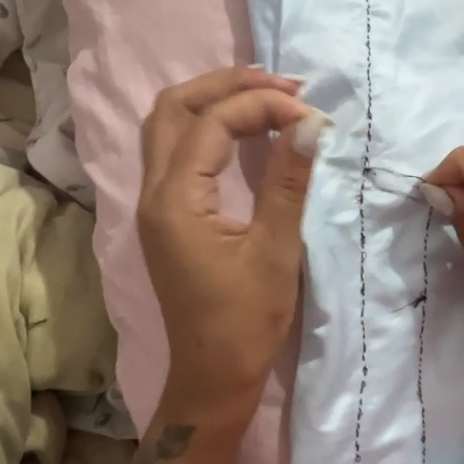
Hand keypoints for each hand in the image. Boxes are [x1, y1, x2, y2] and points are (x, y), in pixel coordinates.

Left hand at [138, 67, 328, 419]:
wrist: (213, 377)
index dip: (261, 105)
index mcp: (174, 201)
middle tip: (282, 85)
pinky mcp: (168, 217)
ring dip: (212, 102)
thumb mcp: (275, 252)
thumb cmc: (244, 323)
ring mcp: (155, 205)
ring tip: (267, 98)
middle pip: (172, 109)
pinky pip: (176, 152)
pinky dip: (209, 129)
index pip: (211, 122)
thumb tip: (310, 124)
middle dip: (226, 85)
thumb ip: (288, 183)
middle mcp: (152, 194)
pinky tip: (246, 132)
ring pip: (167, 127)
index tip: (310, 115)